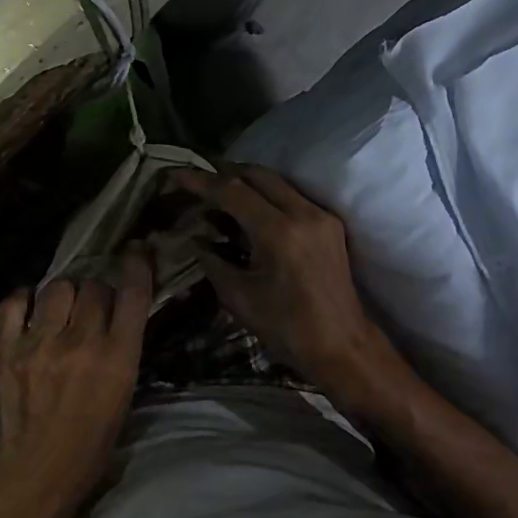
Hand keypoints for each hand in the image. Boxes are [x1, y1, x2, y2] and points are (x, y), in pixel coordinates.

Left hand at [0, 251, 152, 509]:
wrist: (35, 473)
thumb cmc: (90, 446)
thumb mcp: (123, 398)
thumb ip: (122, 352)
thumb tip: (119, 316)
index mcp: (117, 359)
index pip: (132, 295)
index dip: (137, 266)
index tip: (136, 252)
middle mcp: (80, 343)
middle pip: (92, 287)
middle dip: (96, 293)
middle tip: (90, 309)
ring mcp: (39, 343)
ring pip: (57, 287)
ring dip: (63, 294)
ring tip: (60, 311)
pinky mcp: (6, 349)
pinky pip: (14, 302)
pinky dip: (24, 300)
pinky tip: (29, 310)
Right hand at [169, 166, 405, 410]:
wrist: (341, 346)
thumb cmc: (286, 327)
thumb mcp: (237, 297)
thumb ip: (212, 261)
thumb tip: (197, 239)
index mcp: (278, 232)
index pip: (232, 191)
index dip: (200, 181)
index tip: (175, 175)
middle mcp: (303, 214)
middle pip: (257, 175)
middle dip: (224, 172)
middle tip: (197, 180)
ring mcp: (321, 216)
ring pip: (277, 181)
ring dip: (246, 181)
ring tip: (219, 192)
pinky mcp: (330, 225)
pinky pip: (292, 196)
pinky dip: (266, 195)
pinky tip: (249, 210)